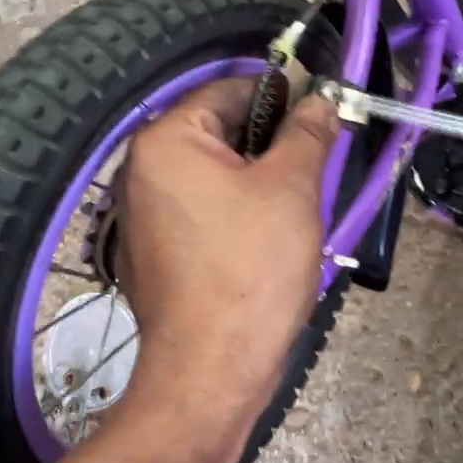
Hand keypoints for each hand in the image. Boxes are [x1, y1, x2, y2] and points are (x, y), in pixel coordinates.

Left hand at [115, 79, 338, 399]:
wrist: (210, 373)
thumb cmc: (251, 269)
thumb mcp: (292, 188)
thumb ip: (307, 133)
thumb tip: (321, 100)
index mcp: (166, 141)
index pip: (229, 89)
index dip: (281, 95)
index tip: (321, 111)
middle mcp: (141, 170)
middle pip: (219, 131)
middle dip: (271, 143)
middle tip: (317, 162)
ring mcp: (141, 215)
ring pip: (214, 174)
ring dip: (258, 179)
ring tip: (299, 202)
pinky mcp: (152, 253)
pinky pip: (201, 210)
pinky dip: (236, 210)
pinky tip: (269, 238)